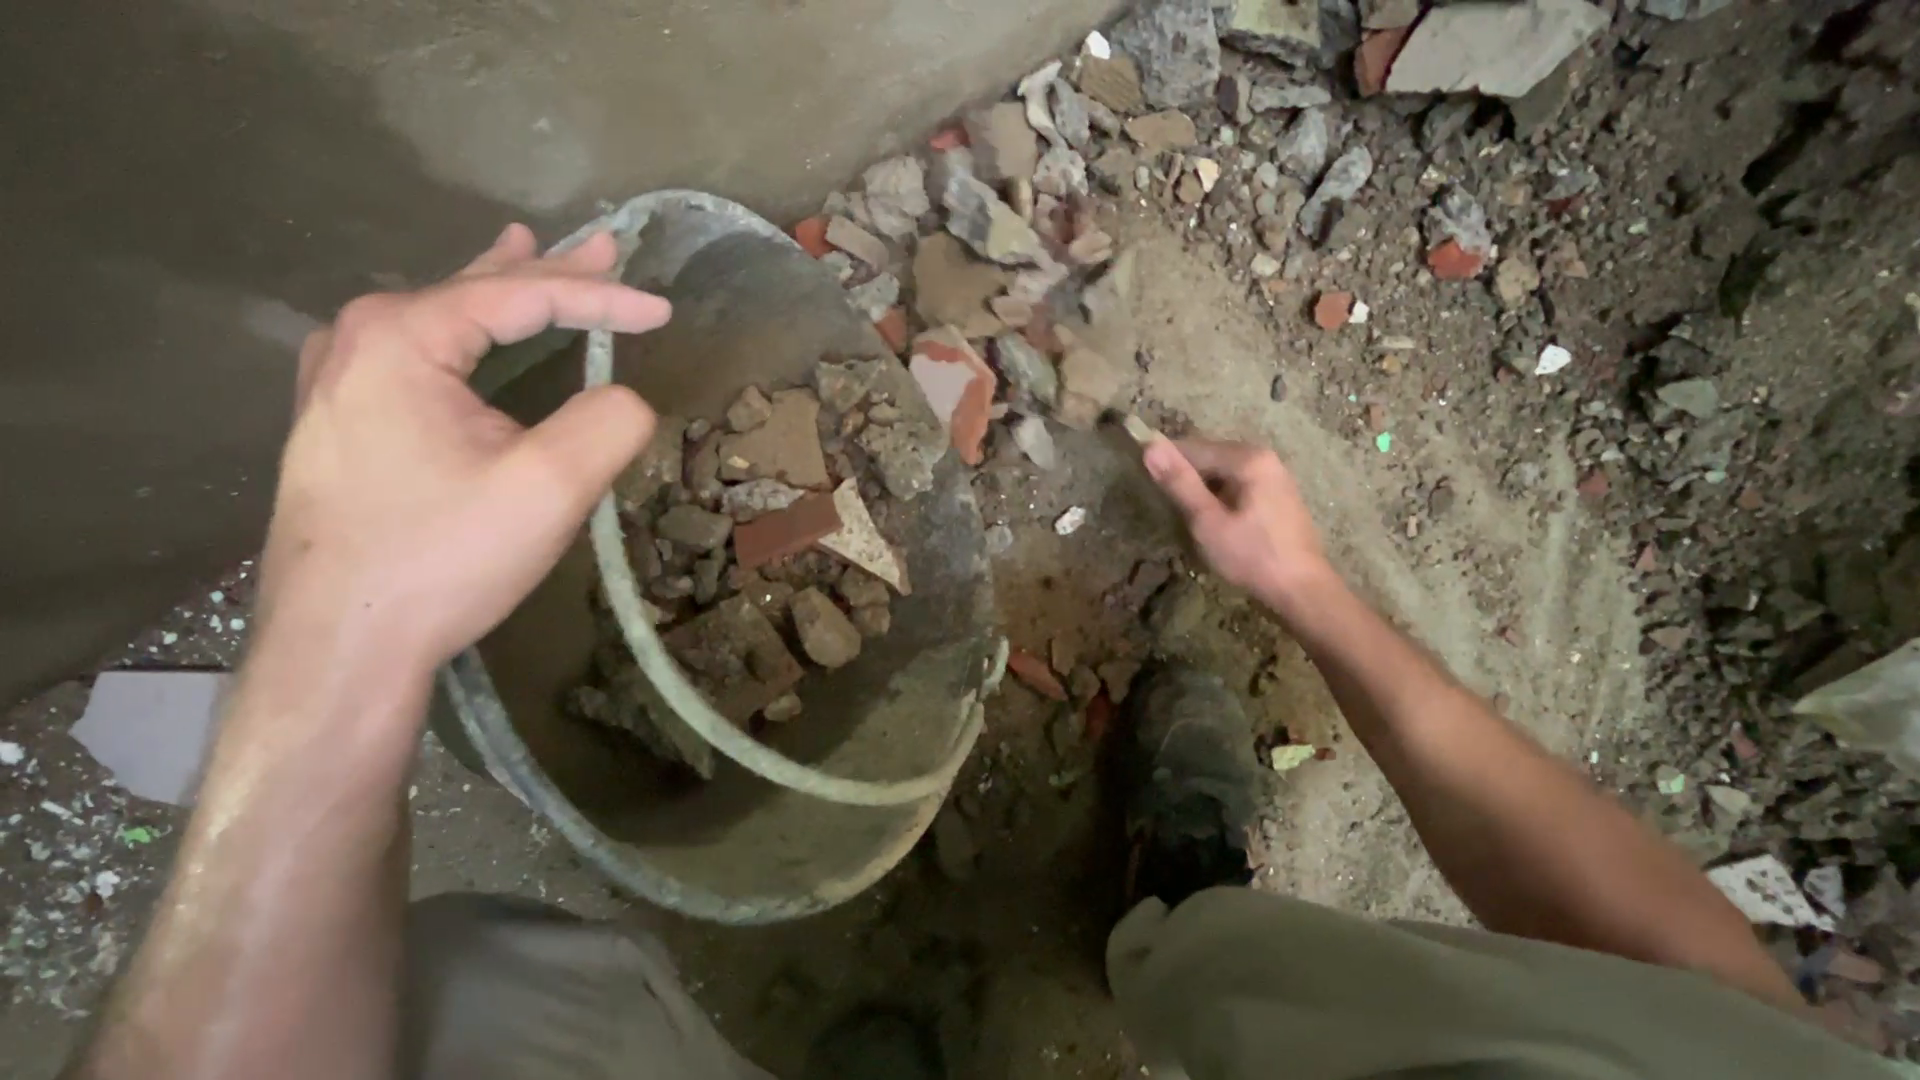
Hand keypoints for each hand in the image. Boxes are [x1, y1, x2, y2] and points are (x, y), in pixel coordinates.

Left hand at [257, 224, 671, 671]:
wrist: (341, 644)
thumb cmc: (443, 558)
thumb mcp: (548, 488)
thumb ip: (608, 422)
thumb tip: (629, 397)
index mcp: (402, 337)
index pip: (522, 296)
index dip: (603, 299)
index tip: (665, 312)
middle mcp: (358, 341)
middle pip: (476, 292)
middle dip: (550, 271)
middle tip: (608, 246)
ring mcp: (339, 383)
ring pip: (444, 321)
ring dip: (502, 294)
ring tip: (533, 251)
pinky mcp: (342, 425)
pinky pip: (418, 356)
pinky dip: (462, 333)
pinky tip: (461, 325)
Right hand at [1142, 437, 1334, 605]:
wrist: (1301, 589)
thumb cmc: (1252, 556)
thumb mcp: (1207, 521)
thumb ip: (1179, 483)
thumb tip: (1149, 446)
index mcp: (1247, 458)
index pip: (1191, 447)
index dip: (1166, 466)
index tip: (1151, 490)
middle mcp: (1263, 456)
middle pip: (1209, 457)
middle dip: (1187, 479)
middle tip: (1175, 513)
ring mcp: (1274, 474)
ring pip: (1222, 473)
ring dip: (1203, 491)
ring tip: (1194, 521)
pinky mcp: (1277, 493)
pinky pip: (1238, 484)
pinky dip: (1221, 498)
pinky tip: (1218, 523)